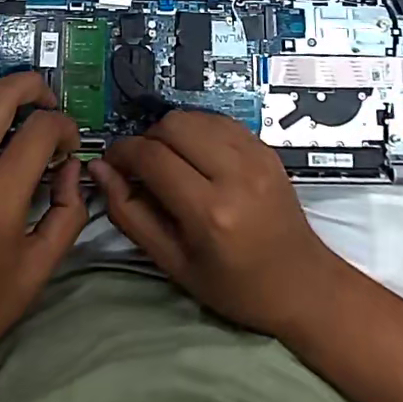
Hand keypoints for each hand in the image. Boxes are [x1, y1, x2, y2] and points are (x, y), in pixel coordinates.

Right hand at [89, 110, 345, 336]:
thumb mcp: (172, 263)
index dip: (122, 153)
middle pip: (170, 126)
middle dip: (146, 140)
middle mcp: (236, 176)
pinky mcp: (265, 148)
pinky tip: (195, 155)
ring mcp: (255, 157)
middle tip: (142, 166)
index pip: (150, 157)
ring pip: (192, 116)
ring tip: (169, 160)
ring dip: (170, 132)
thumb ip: (129, 213)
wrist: (303, 285)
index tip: (113, 164)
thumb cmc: (234, 285)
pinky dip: (196, 130)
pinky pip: (216, 119)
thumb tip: (99, 170)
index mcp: (211, 213)